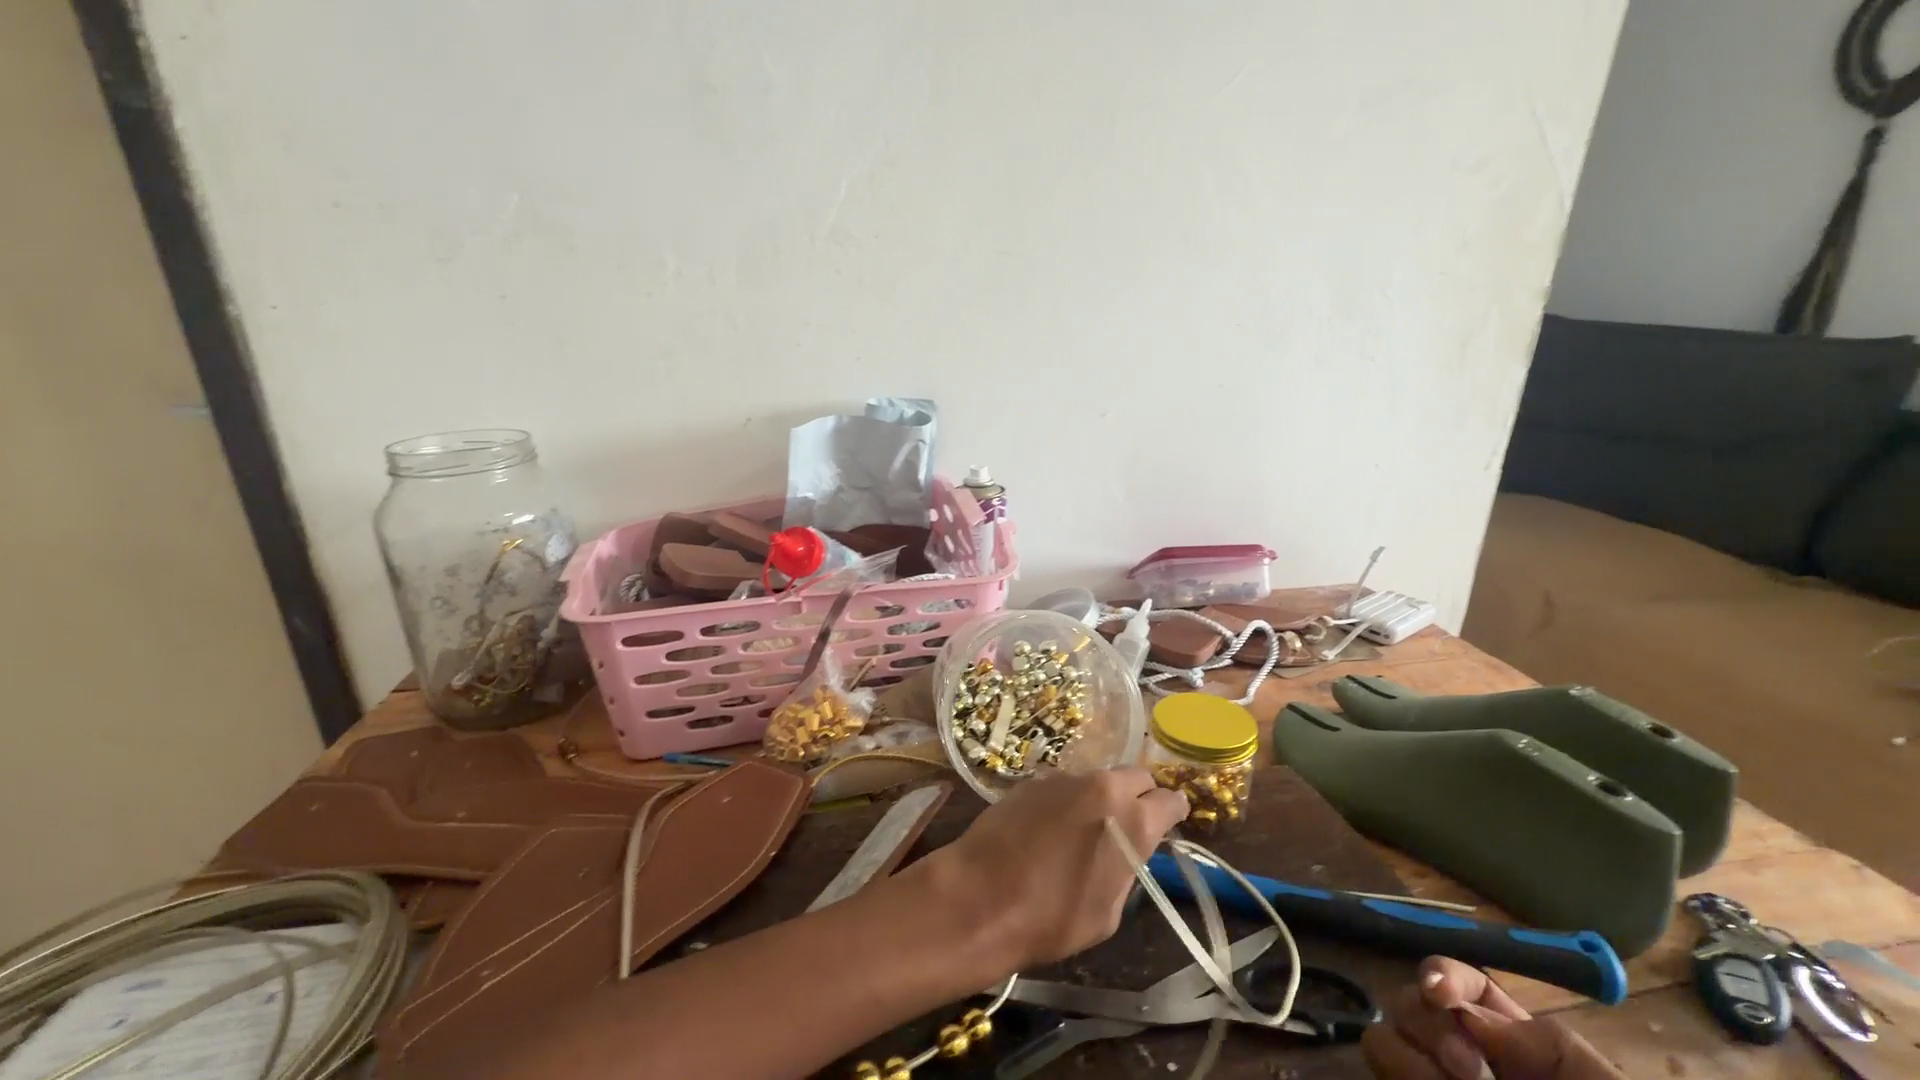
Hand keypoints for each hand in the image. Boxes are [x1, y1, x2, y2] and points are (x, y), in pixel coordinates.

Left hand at [921, 768, 1187, 969]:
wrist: (978, 898)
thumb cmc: (1050, 919)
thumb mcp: (1108, 912)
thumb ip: (1126, 869)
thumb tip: (1124, 853)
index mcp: (1133, 820)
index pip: (1171, 800)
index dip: (1171, 813)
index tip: (1166, 824)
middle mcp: (1102, 786)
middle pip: (1136, 777)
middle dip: (1138, 796)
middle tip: (1127, 824)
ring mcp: (1062, 779)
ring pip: (1096, 779)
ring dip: (1099, 798)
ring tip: (1082, 829)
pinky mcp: (1029, 781)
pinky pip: (1062, 786)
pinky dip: (1065, 801)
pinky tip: (1048, 828)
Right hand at [1361, 957, 1626, 1079]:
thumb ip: (1549, 1045)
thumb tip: (1473, 1020)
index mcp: (1510, 1040)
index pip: (1457, 981)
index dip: (1441, 974)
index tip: (1441, 993)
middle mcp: (1460, 1056)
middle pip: (1408, 1003)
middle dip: (1432, 1029)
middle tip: (1473, 1074)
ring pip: (1381, 1043)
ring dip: (1411, 1065)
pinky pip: (1378, 1079)